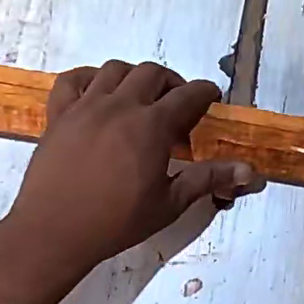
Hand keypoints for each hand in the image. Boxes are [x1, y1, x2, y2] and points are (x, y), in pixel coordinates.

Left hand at [4, 60, 262, 283]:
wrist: (53, 234)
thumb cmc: (117, 221)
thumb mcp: (171, 202)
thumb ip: (209, 178)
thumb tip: (250, 171)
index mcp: (151, 126)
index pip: (189, 94)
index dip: (206, 92)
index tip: (212, 98)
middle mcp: (120, 107)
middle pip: (152, 73)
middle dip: (171, 83)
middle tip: (177, 105)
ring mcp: (85, 107)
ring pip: (115, 69)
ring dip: (134, 77)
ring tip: (140, 99)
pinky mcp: (58, 116)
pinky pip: (72, 80)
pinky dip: (89, 78)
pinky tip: (98, 94)